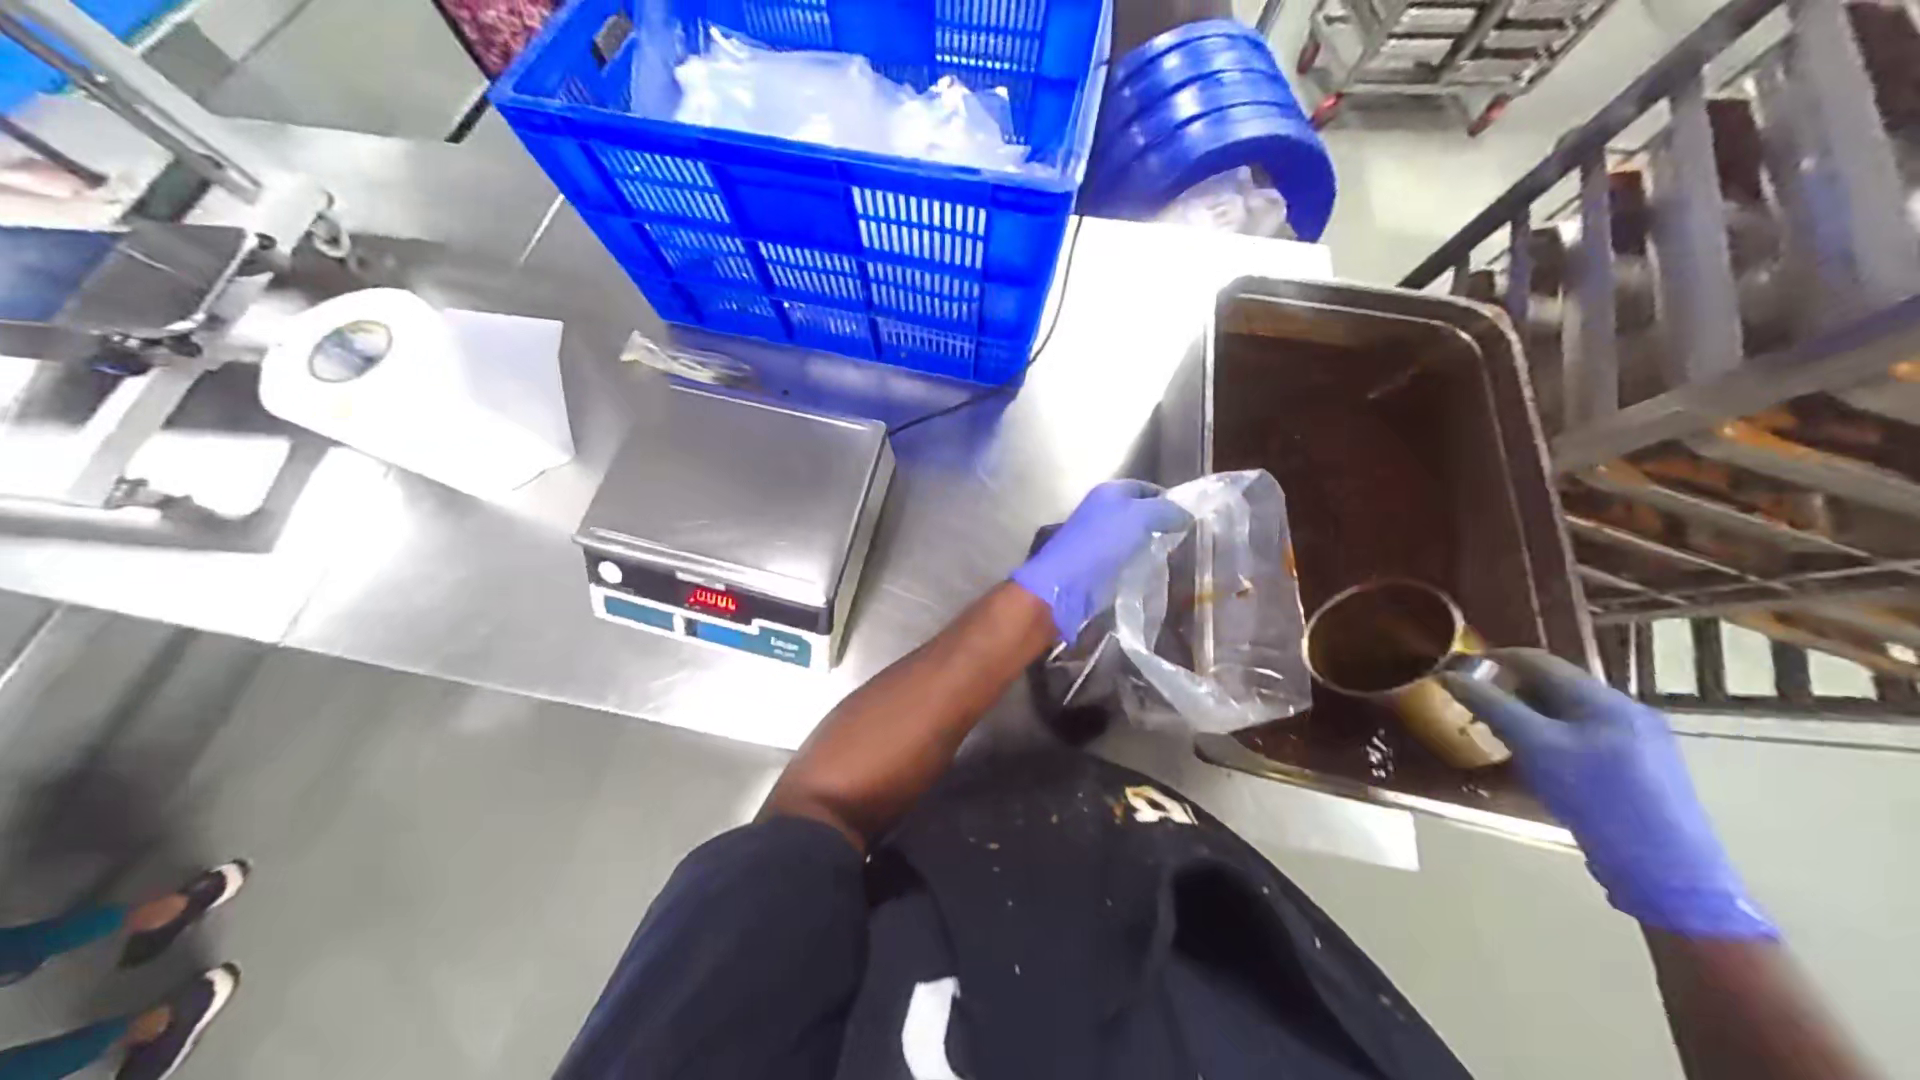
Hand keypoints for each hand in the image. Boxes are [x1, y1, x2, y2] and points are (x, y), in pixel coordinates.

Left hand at [1012, 480, 1188, 639]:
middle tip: (1187, 539)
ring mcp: (1096, 541)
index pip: (1145, 488)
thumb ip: (1166, 511)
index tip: (1191, 516)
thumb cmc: (1103, 543)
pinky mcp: (1095, 567)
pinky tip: (1153, 575)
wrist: (1065, 586)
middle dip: (1161, 525)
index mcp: (1109, 493)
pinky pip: (1124, 562)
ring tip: (1175, 559)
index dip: (1168, 499)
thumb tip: (1185, 514)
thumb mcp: (1141, 517)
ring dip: (1151, 548)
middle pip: (1138, 515)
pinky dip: (1138, 566)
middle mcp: (1100, 512)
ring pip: (1132, 540)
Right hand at [1441, 649, 1777, 940]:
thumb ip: (1491, 706)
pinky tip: (1535, 764)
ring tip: (1496, 736)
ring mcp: (1639, 742)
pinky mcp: (1641, 771)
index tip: (1456, 671)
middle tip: (1472, 707)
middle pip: (1553, 686)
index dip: (1492, 660)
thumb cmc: (1595, 798)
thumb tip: (1448, 675)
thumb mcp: (1535, 747)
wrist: (1666, 871)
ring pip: (1567, 715)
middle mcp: (1626, 712)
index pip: (1537, 661)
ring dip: (1526, 718)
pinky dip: (1549, 740)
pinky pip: (1583, 739)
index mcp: (1604, 699)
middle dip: (1508, 692)